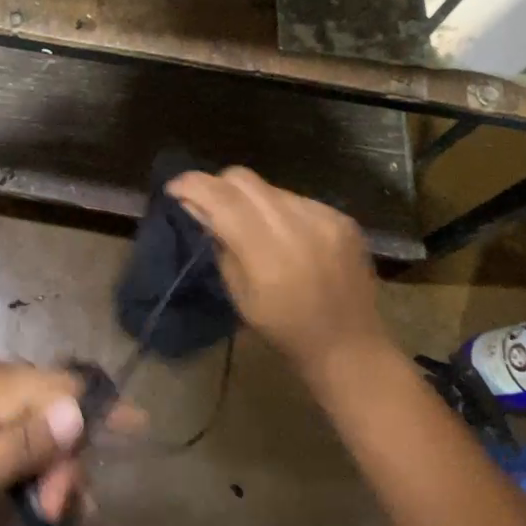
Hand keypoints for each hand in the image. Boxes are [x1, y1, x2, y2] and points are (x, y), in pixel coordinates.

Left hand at [0, 358, 131, 525]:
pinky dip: (16, 456)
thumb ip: (24, 442)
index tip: (140, 430)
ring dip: (43, 460)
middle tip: (59, 512)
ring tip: (45, 512)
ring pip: (25, 416)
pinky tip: (17, 494)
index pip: (63, 385)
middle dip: (67, 453)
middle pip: (47, 402)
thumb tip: (80, 409)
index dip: (102, 407)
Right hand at [167, 166, 392, 380]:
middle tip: (208, 203)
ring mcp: (323, 217)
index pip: (221, 198)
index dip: (192, 185)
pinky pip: (298, 199)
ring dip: (252, 199)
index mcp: (267, 252)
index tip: (174, 187)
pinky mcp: (342, 217)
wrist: (350, 346)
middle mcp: (296, 225)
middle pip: (243, 178)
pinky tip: (287, 236)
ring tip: (252, 225)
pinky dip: (282, 210)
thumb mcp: (239, 295)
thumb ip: (219, 245)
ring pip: (270, 187)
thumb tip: (197, 207)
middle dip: (218, 185)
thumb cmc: (285, 331)